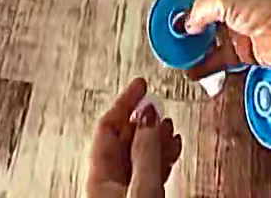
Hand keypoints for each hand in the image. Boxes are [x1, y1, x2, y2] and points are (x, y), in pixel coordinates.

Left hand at [85, 77, 180, 197]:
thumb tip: (148, 113)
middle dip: (142, 117)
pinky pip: (148, 171)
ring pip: (138, 154)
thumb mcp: (142, 186)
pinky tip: (171, 148)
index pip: (107, 127)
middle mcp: (107, 186)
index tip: (140, 84)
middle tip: (156, 102)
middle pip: (123, 139)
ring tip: (168, 124)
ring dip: (154, 135)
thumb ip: (145, 149)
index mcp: (99, 179)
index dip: (125, 102)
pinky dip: (160, 155)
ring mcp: (122, 195)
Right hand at [180, 0, 270, 72]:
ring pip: (210, 34)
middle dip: (185, 18)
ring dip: (193, 44)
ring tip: (176, 54)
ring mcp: (242, 23)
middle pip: (203, 6)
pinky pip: (221, 57)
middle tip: (168, 32)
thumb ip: (201, 8)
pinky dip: (206, 64)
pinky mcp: (248, 48)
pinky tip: (193, 71)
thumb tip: (186, 21)